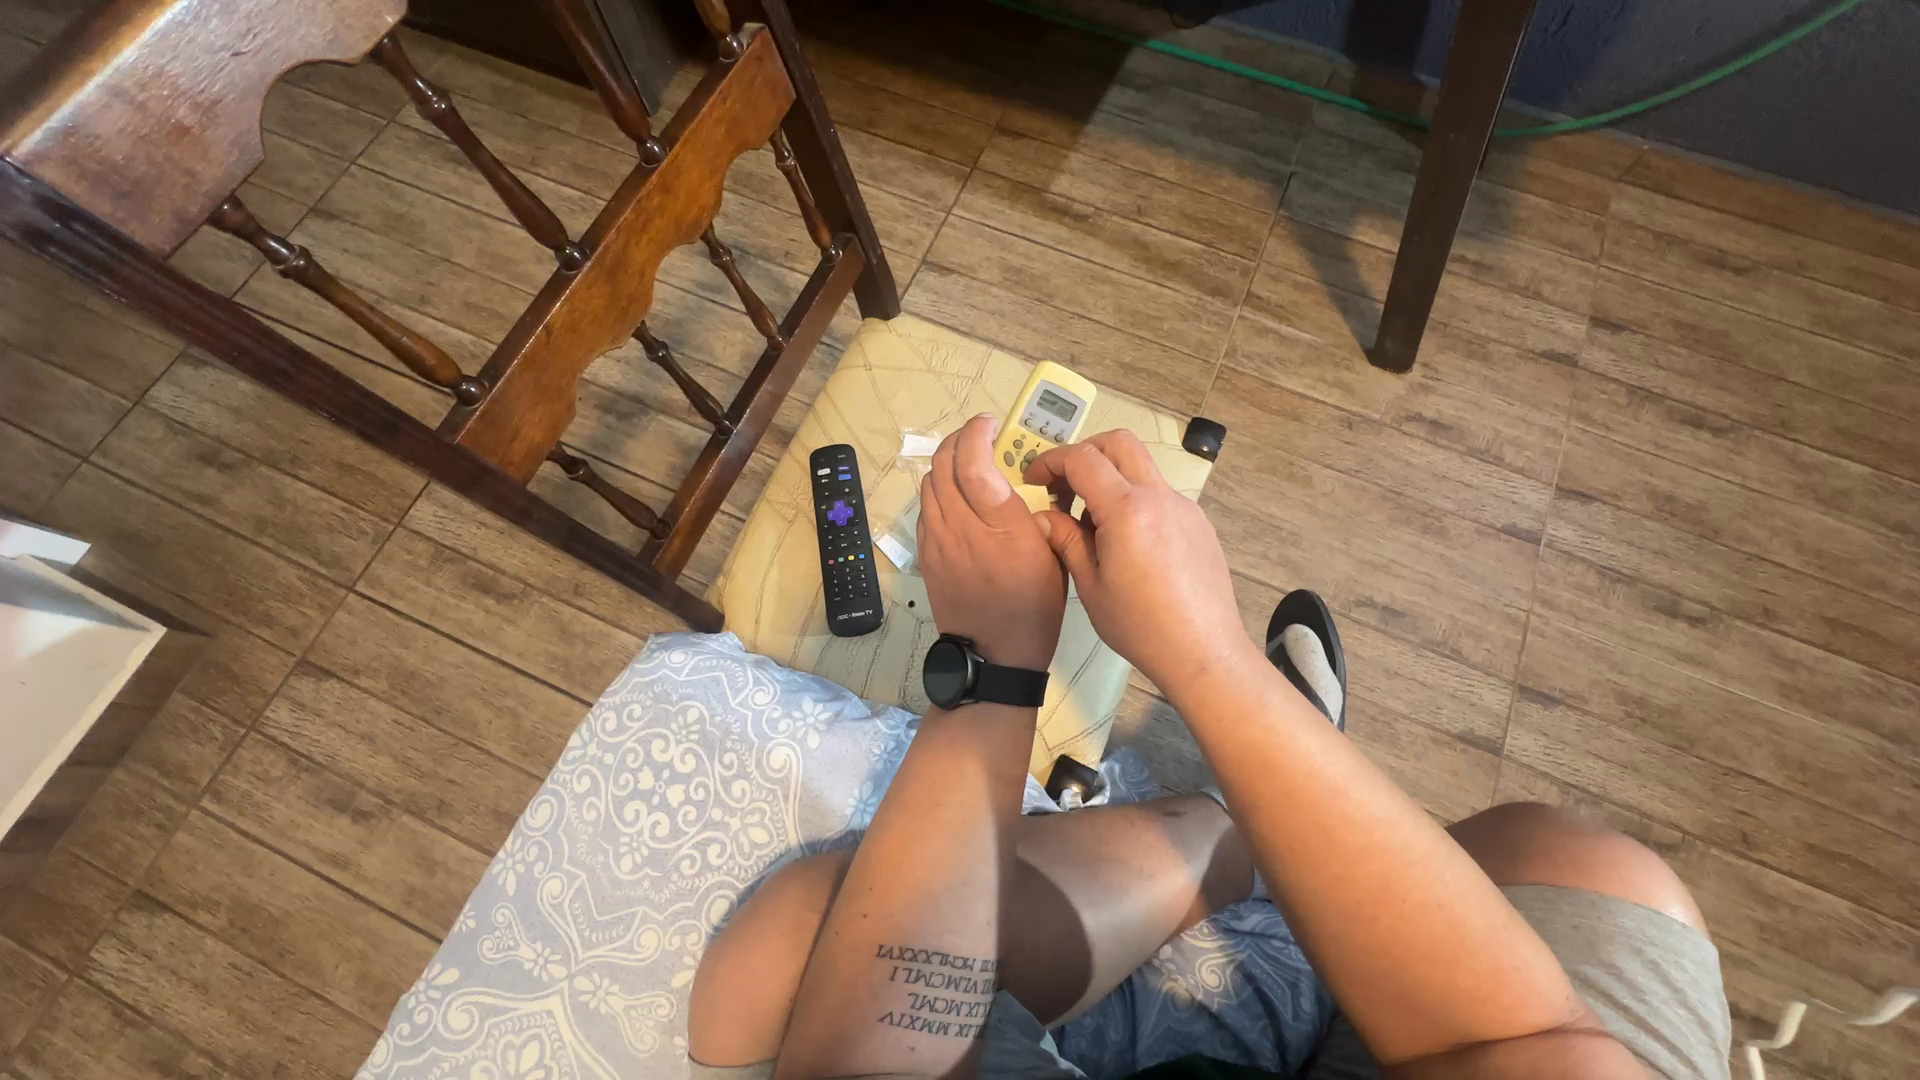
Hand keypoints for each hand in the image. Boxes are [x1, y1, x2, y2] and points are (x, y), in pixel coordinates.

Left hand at [916, 414, 1067, 670]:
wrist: (993, 654)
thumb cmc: (1034, 608)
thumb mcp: (1055, 557)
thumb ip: (1043, 514)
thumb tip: (1034, 482)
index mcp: (1000, 527)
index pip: (973, 462)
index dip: (977, 433)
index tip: (990, 424)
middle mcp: (961, 528)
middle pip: (943, 464)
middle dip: (959, 440)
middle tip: (980, 438)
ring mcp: (937, 542)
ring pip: (929, 483)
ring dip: (947, 464)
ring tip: (969, 465)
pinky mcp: (926, 555)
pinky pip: (925, 508)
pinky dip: (939, 492)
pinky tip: (958, 500)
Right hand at [1026, 431, 1253, 697]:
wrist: (1203, 652)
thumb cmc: (1141, 627)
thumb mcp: (1090, 586)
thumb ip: (1065, 540)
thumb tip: (1043, 517)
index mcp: (1127, 510)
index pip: (1082, 459)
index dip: (1050, 461)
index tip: (1034, 479)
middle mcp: (1159, 497)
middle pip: (1118, 443)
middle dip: (1084, 453)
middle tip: (1063, 486)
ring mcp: (1184, 507)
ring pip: (1141, 467)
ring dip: (1110, 477)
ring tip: (1091, 522)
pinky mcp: (1197, 522)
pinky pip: (1159, 493)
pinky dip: (1133, 499)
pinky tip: (1124, 541)